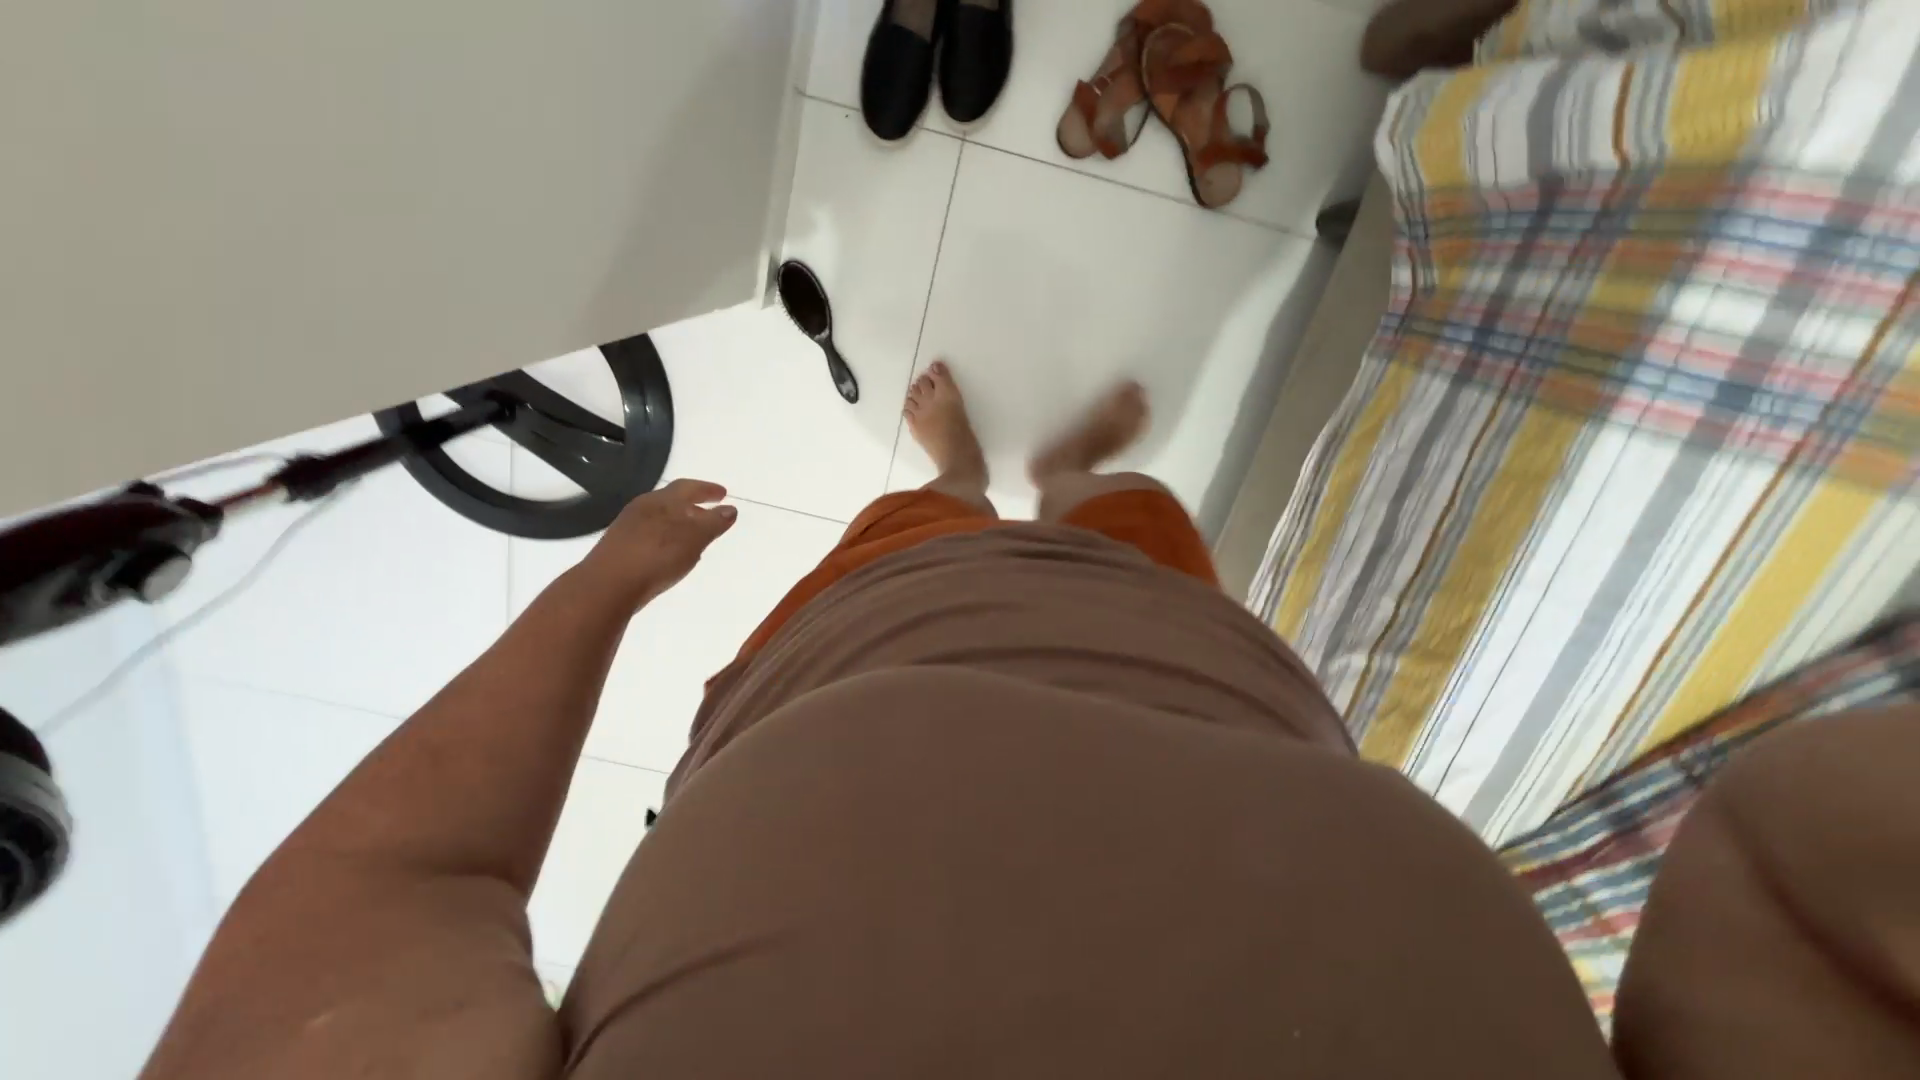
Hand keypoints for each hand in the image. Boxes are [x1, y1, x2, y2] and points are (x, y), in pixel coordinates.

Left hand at [576, 479, 737, 605]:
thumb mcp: (693, 539)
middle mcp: (642, 508)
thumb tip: (730, 509)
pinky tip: (672, 553)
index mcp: (660, 500)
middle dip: (693, 504)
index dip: (707, 489)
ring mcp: (627, 527)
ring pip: (660, 518)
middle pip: (671, 500)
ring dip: (680, 522)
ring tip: (695, 534)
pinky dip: (667, 537)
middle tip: (711, 510)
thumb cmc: (656, 557)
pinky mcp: (620, 547)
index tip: (723, 493)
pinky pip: (650, 534)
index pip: (688, 487)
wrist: (608, 586)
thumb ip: (713, 523)